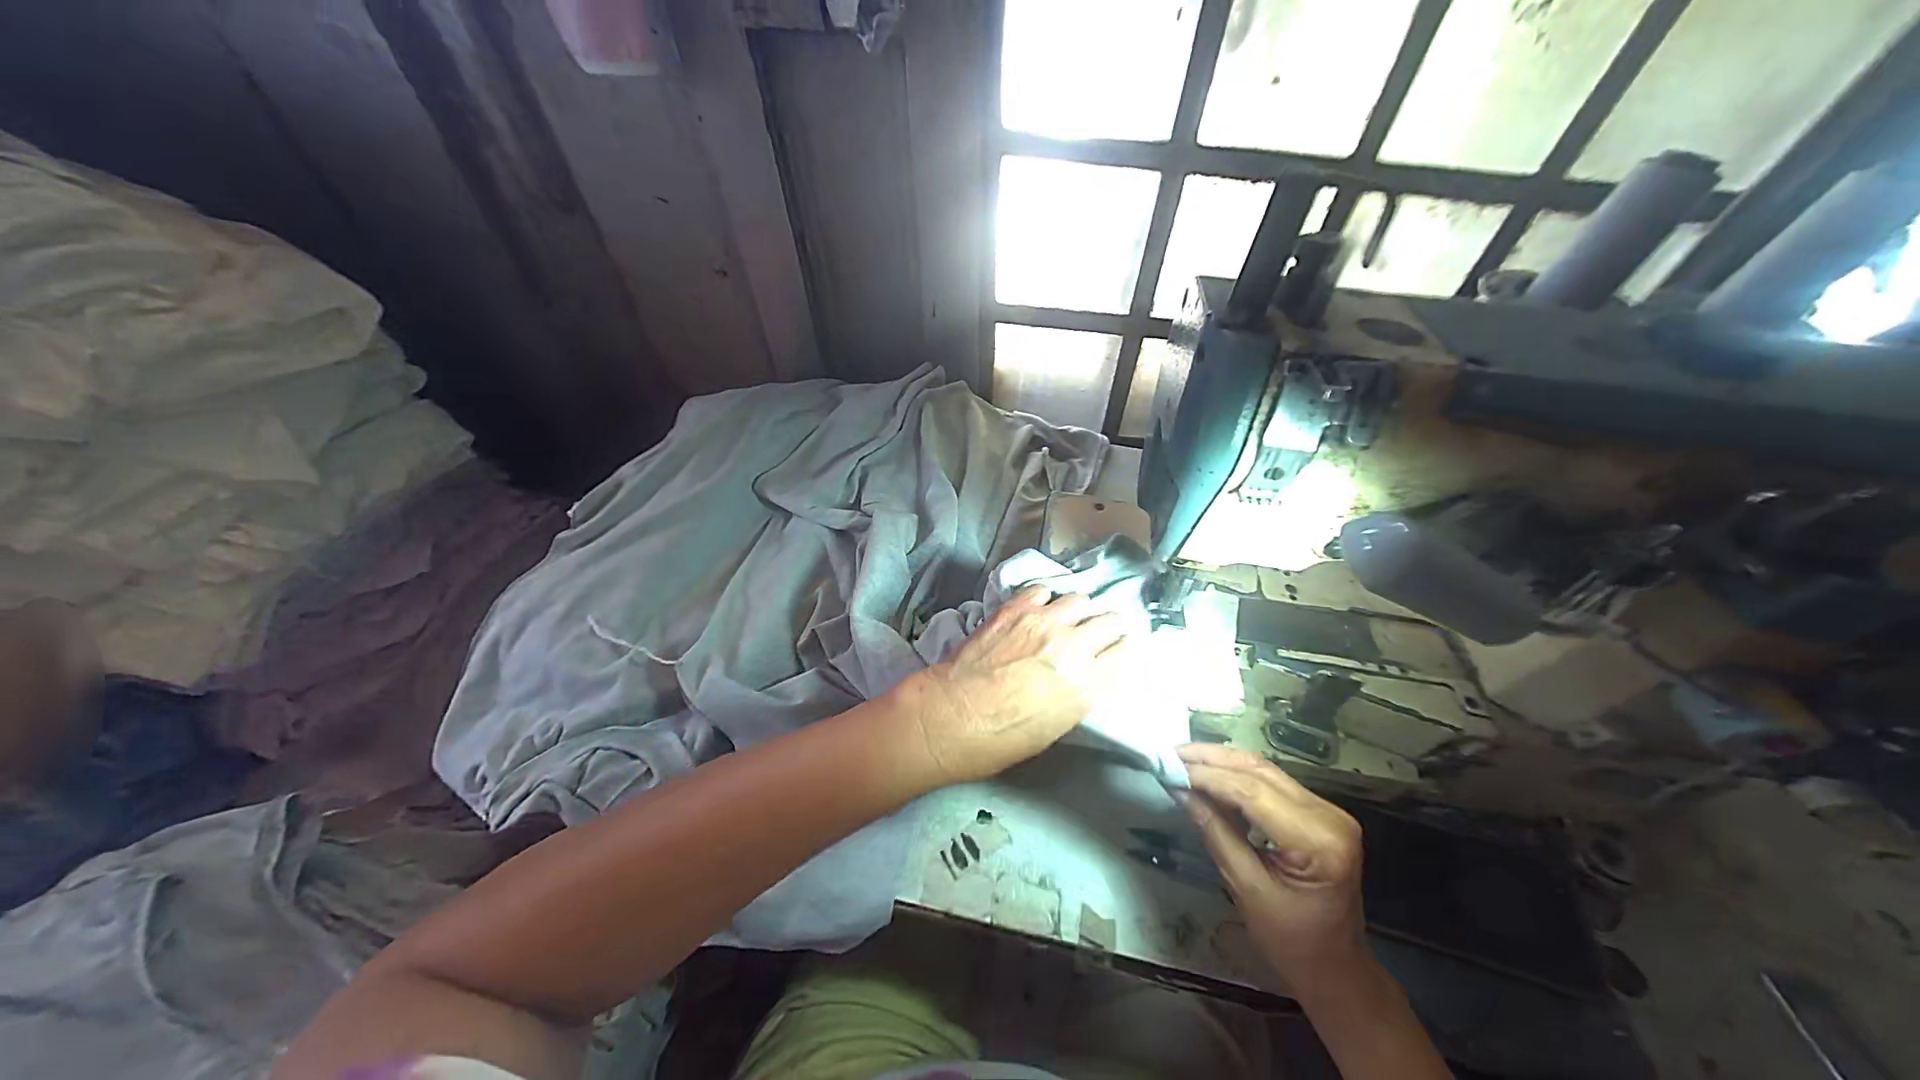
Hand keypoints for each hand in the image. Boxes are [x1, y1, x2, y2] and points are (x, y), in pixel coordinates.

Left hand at [900, 585, 1132, 784]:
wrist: (948, 718)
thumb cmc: (999, 740)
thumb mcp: (1055, 728)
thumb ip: (1078, 694)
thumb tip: (1084, 677)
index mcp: (1086, 684)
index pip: (1123, 654)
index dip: (1121, 651)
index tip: (1116, 651)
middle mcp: (1071, 646)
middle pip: (1108, 622)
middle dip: (1107, 627)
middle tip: (1098, 633)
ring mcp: (1041, 622)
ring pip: (1079, 600)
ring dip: (1077, 610)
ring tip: (1067, 619)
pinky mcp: (1013, 609)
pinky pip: (1042, 591)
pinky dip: (1045, 600)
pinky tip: (1037, 610)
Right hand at [1176, 743, 1370, 999]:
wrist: (1334, 966)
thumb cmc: (1291, 940)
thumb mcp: (1246, 887)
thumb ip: (1215, 831)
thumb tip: (1180, 789)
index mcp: (1318, 840)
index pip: (1252, 793)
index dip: (1207, 777)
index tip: (1168, 768)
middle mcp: (1328, 815)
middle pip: (1259, 772)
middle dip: (1211, 760)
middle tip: (1169, 755)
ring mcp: (1327, 811)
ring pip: (1264, 770)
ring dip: (1221, 762)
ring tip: (1182, 759)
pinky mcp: (1318, 812)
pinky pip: (1272, 782)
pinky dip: (1237, 775)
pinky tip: (1209, 774)